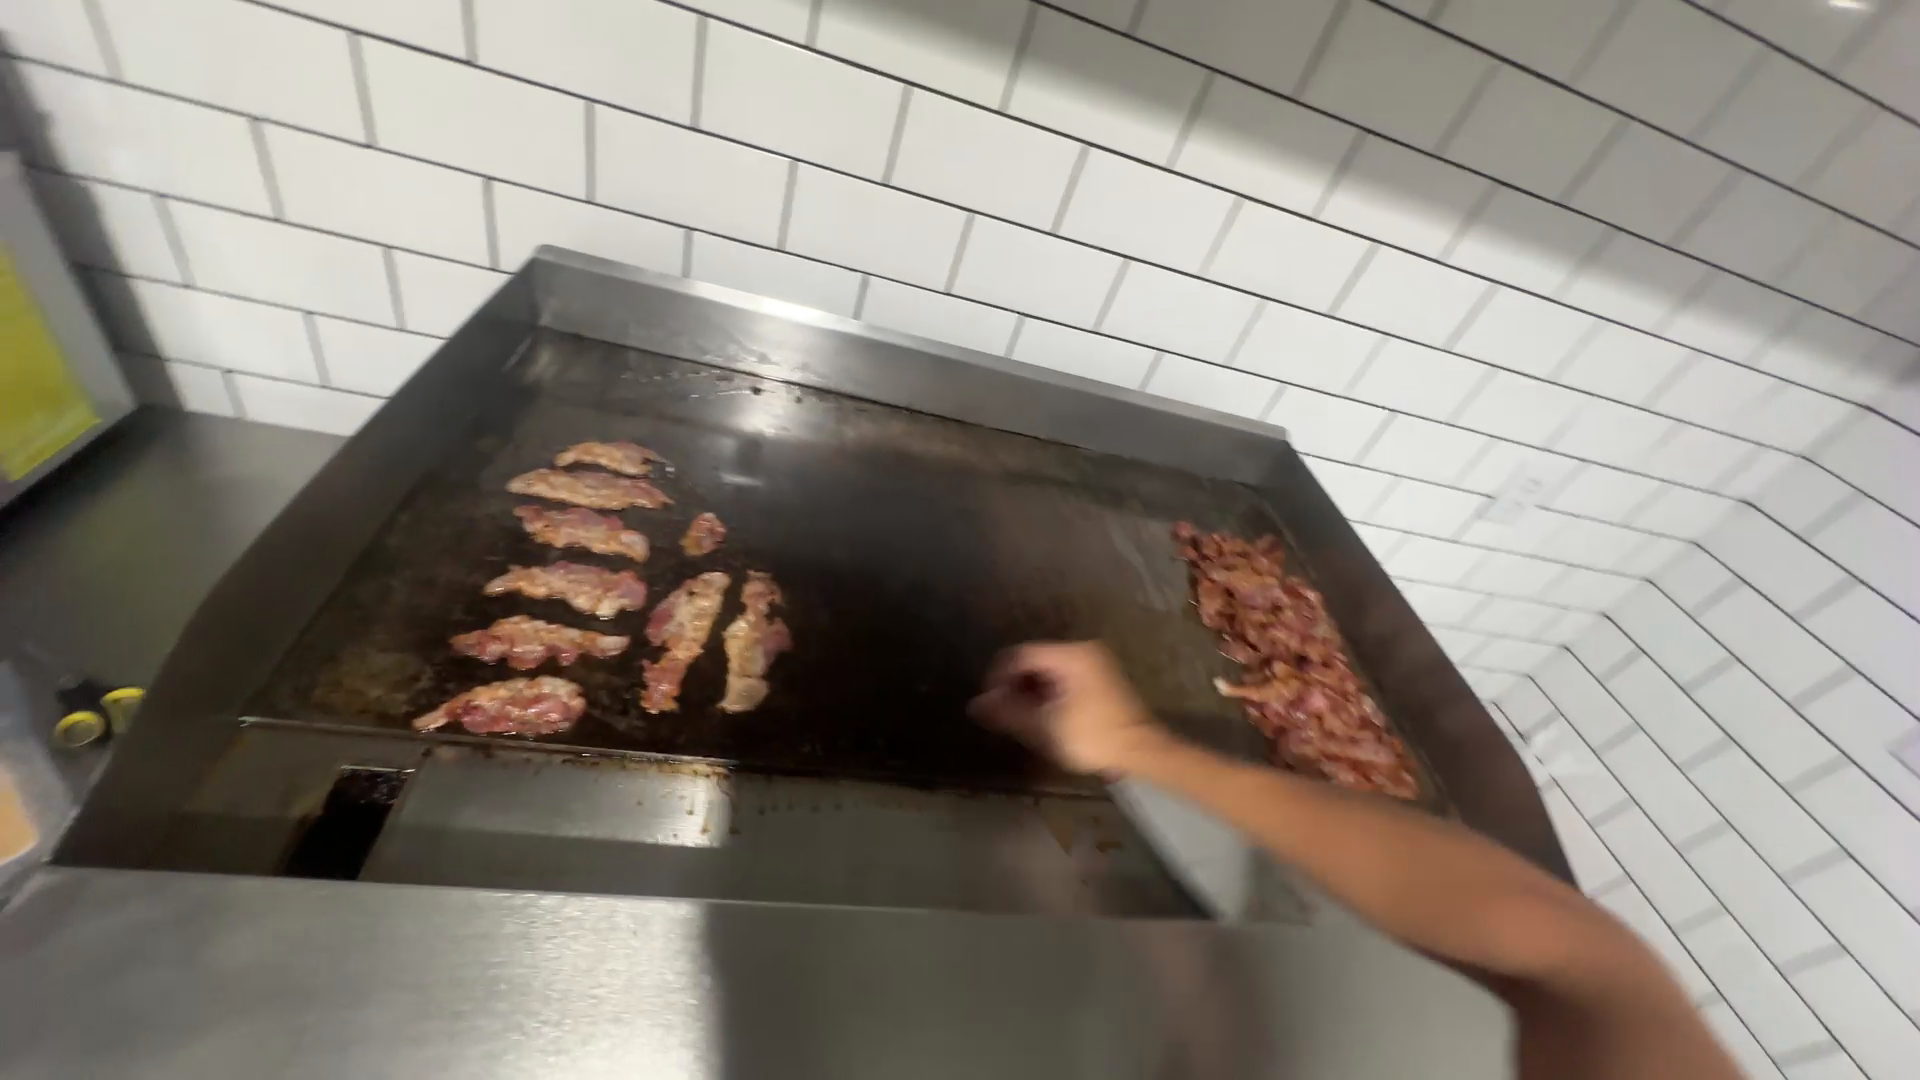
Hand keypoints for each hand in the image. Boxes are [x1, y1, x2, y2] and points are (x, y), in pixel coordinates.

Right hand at [969, 641, 1169, 775]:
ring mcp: (1095, 662)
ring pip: (1048, 670)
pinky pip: (1064, 677)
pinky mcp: (1101, 677)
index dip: (998, 677)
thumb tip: (974, 705)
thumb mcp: (1045, 727)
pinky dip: (1049, 693)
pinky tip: (1044, 716)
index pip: (1020, 655)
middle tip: (1004, 713)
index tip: (990, 703)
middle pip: (1034, 661)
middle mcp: (1083, 651)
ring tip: (1022, 718)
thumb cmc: (1093, 737)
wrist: (1142, 752)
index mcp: (1069, 656)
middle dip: (1015, 686)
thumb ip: (1007, 712)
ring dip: (1031, 691)